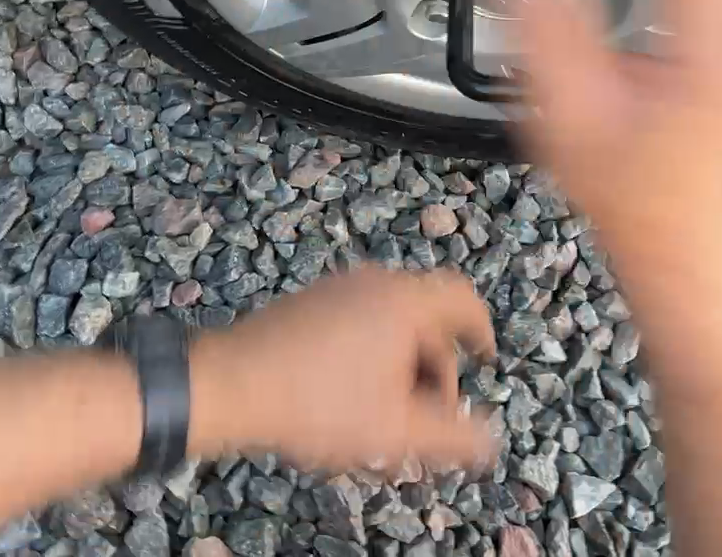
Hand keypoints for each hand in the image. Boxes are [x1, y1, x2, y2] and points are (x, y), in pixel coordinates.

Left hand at [187, 268, 497, 470]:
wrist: (231, 383)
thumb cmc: (319, 403)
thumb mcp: (395, 430)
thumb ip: (452, 435)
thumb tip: (490, 439)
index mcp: (403, 301)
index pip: (462, 298)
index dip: (482, 330)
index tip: (484, 361)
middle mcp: (374, 282)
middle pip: (425, 319)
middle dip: (433, 371)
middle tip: (424, 421)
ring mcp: (338, 288)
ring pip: (389, 326)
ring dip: (400, 371)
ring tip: (384, 421)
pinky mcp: (311, 303)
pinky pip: (359, 323)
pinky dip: (371, 357)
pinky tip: (350, 400)